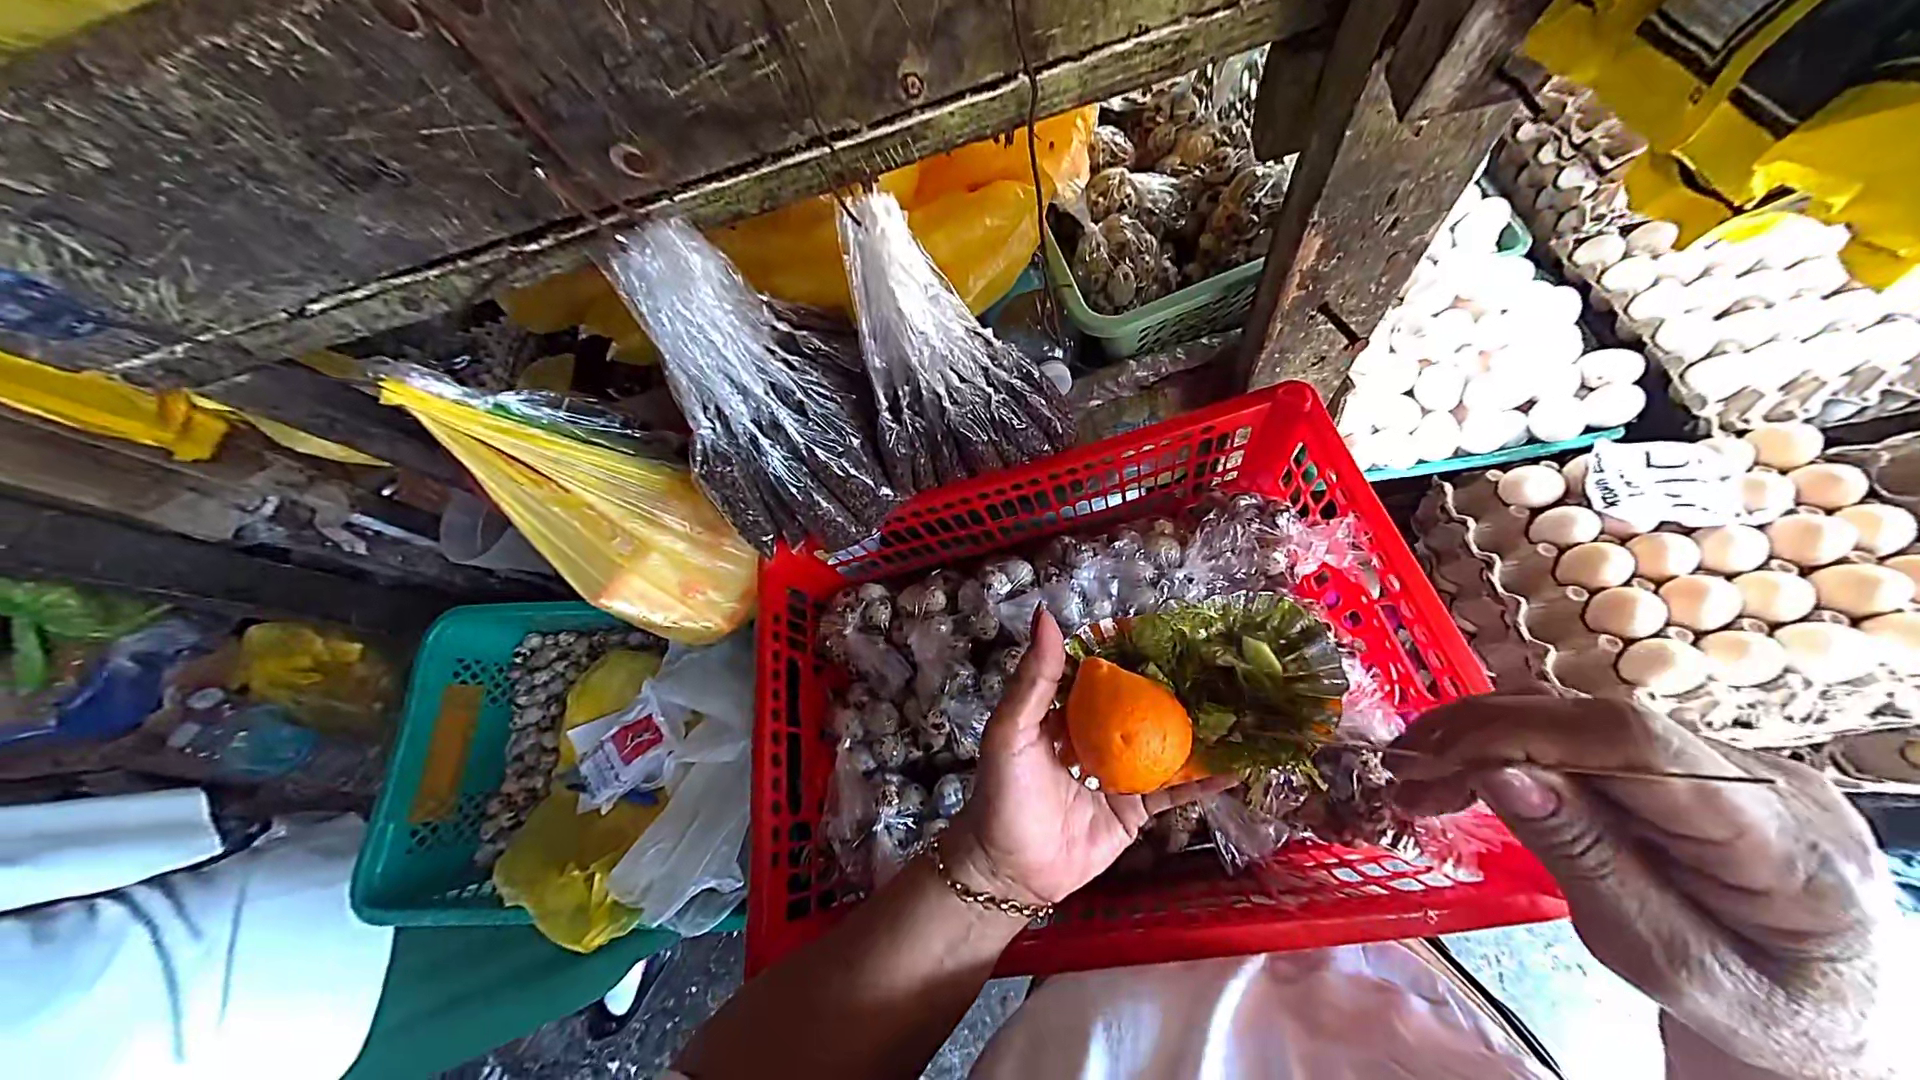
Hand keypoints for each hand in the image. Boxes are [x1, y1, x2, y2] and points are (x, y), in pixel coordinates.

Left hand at [942, 609, 1233, 906]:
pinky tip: (1236, 767)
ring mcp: (1119, 772)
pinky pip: (1173, 791)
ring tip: (1236, 706)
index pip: (1100, 669)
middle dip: (1170, 686)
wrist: (1011, 869)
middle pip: (1137, 703)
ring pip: (1163, 744)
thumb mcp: (1012, 728)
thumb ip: (1035, 677)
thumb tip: (1046, 615)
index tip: (1163, 627)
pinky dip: (1203, 781)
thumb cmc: (1004, 790)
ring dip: (1195, 729)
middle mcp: (1095, 734)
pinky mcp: (1135, 809)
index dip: (1127, 649)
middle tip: (1214, 662)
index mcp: (1064, 709)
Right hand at [1392, 696, 1897, 1079]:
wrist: (1824, 1025)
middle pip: (1588, 720)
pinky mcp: (1683, 764)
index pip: (1632, 742)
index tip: (1434, 764)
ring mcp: (1722, 762)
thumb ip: (1587, 861)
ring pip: (1571, 717)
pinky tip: (1462, 772)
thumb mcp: (1664, 961)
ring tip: (1417, 777)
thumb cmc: (1752, 1013)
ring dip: (1477, 738)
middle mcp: (1758, 776)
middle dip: (1478, 736)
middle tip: (1403, 774)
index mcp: (1781, 838)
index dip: (1517, 735)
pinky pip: (1575, 736)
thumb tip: (1497, 772)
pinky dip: (1503, 748)